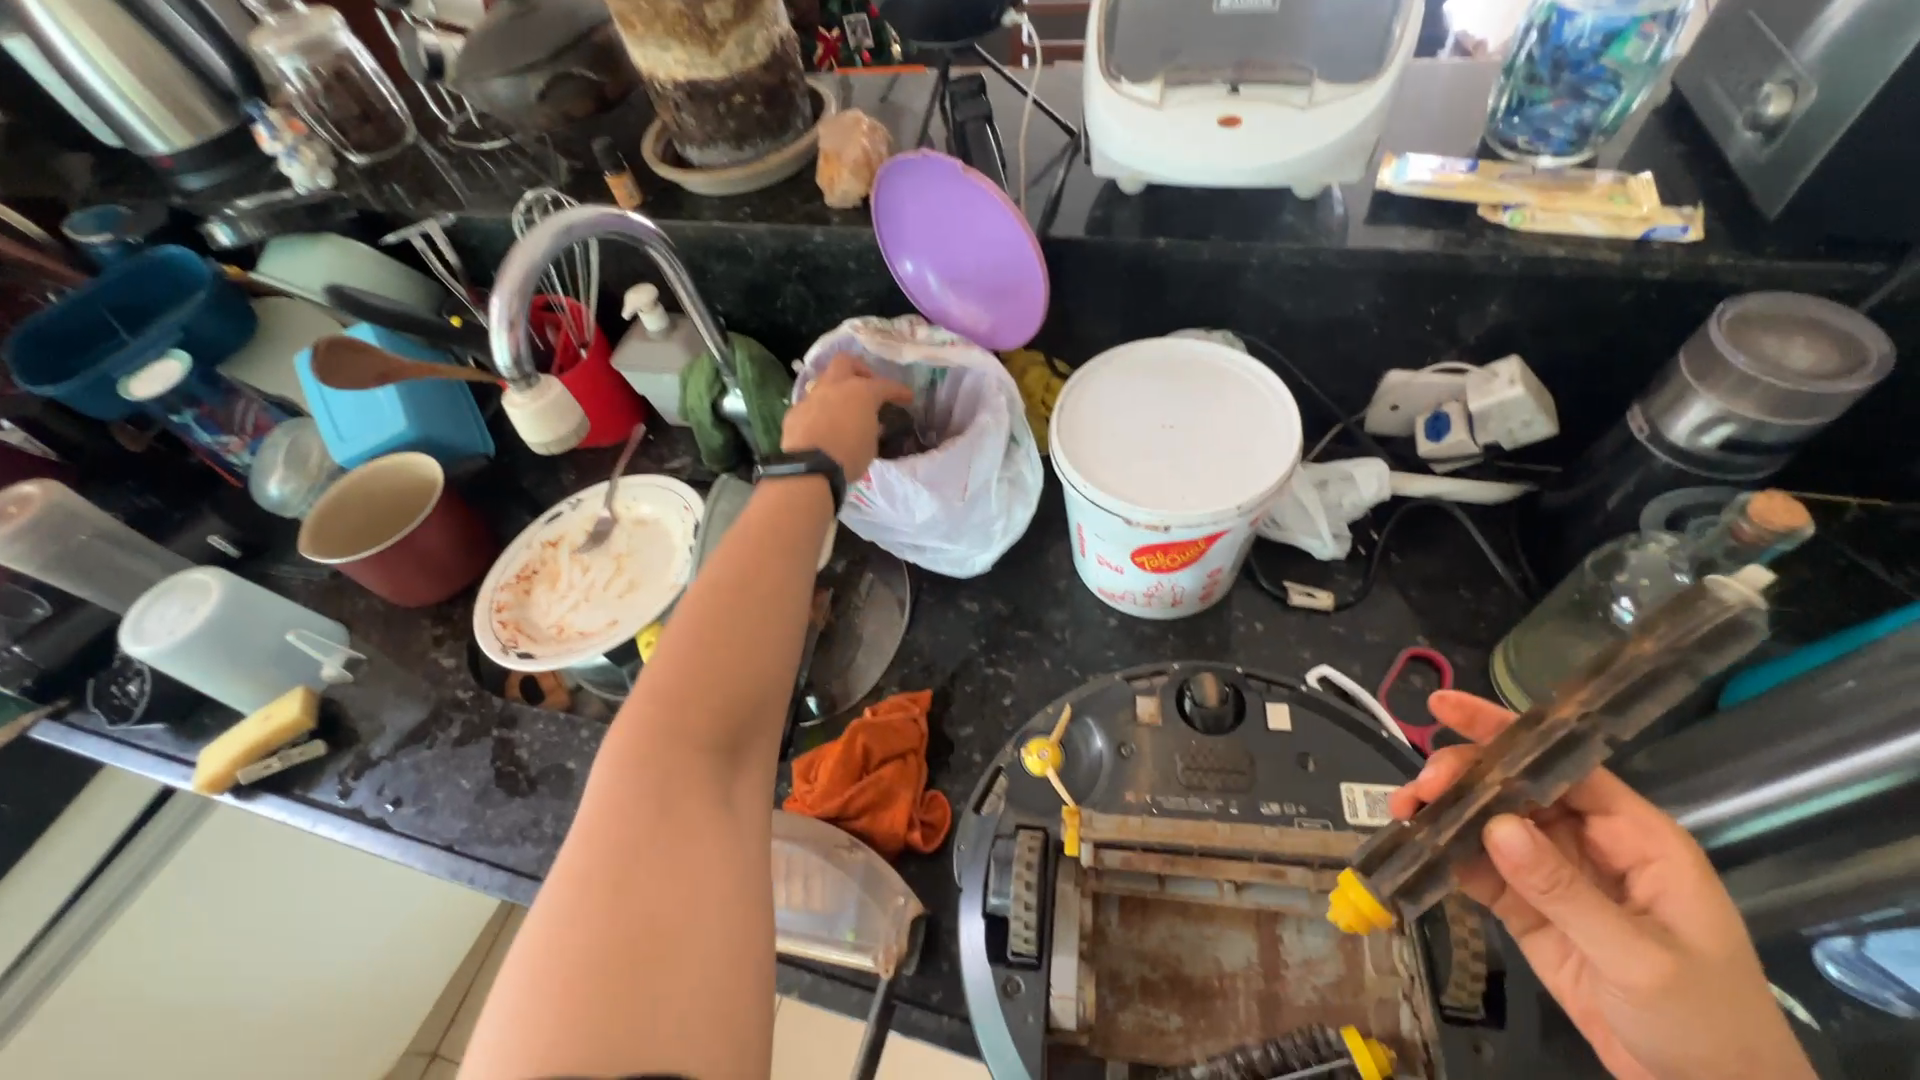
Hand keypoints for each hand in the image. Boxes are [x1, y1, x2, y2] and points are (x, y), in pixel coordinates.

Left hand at [782, 354, 913, 480]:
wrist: (809, 469)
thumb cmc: (849, 456)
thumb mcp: (871, 443)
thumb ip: (872, 426)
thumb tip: (869, 422)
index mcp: (861, 392)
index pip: (885, 385)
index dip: (899, 391)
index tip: (907, 397)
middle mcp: (835, 387)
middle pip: (846, 362)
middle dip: (859, 370)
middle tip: (867, 385)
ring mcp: (811, 397)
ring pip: (824, 382)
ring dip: (836, 390)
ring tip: (843, 409)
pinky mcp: (795, 412)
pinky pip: (810, 405)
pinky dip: (819, 411)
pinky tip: (823, 426)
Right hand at [1391, 690, 1814, 1079]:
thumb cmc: (1703, 1020)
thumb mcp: (1639, 958)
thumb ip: (1564, 891)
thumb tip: (1495, 825)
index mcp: (1635, 838)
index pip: (1564, 766)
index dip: (1506, 733)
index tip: (1444, 708)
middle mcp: (1590, 844)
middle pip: (1515, 789)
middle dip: (1462, 777)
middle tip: (1420, 789)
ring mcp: (1554, 877)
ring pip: (1488, 824)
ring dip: (1443, 813)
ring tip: (1403, 812)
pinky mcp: (1528, 910)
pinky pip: (1479, 870)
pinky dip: (1444, 855)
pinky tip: (1414, 847)